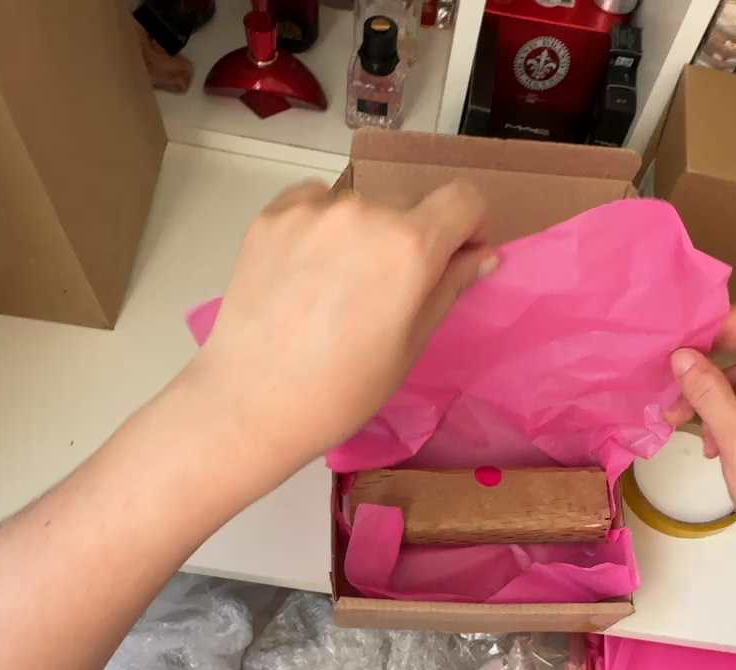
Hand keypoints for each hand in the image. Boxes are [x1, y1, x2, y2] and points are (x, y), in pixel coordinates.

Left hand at [179, 180, 494, 473]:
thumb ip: (448, 288)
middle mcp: (363, 212)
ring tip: (333, 294)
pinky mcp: (271, 216)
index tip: (454, 259)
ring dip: (362, 238)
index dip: (469, 228)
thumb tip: (483, 256)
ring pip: (359, 210)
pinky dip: (321, 232)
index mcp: (409, 247)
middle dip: (409, 243)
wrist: (252, 403)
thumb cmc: (341, 392)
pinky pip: (314, 208)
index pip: (464, 200)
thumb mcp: (409, 347)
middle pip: (407, 209)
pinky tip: (304, 279)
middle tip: (381, 299)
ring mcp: (311, 210)